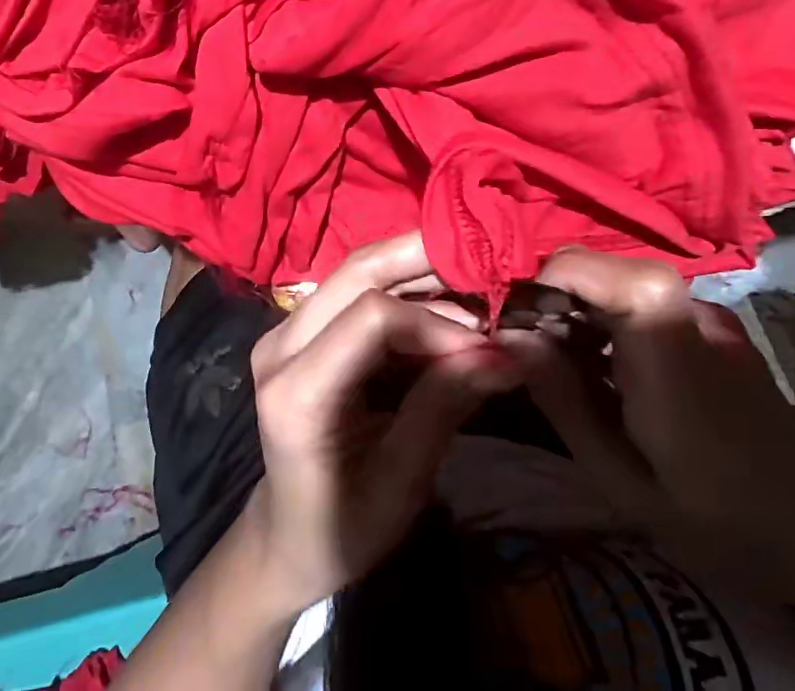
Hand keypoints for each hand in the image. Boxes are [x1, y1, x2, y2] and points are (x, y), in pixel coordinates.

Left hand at [237, 232, 520, 615]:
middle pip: (361, 270)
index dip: (438, 321)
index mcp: (298, 392)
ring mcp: (288, 330)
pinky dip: (410, 288)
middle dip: (430, 259)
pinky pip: (360, 288)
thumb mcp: (403, 477)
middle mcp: (282, 344)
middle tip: (492, 267)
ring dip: (423, 271)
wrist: (290, 535)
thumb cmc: (345, 525)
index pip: (373, 318)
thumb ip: (447, 403)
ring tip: (479, 291)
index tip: (488, 344)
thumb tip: (512, 352)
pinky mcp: (303, 328)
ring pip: (361, 269)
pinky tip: (450, 305)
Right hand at [496, 249, 794, 539]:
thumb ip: (563, 400)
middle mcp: (683, 307)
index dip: (540, 285)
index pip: (587, 267)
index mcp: (662, 343)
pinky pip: (640, 302)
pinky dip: (606, 322)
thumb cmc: (720, 517)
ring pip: (614, 282)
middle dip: (551, 301)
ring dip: (576, 311)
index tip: (513, 330)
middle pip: (596, 269)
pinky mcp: (707, 321)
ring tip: (562, 369)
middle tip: (528, 357)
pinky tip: (604, 372)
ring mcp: (701, 309)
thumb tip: (511, 338)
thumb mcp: (621, 479)